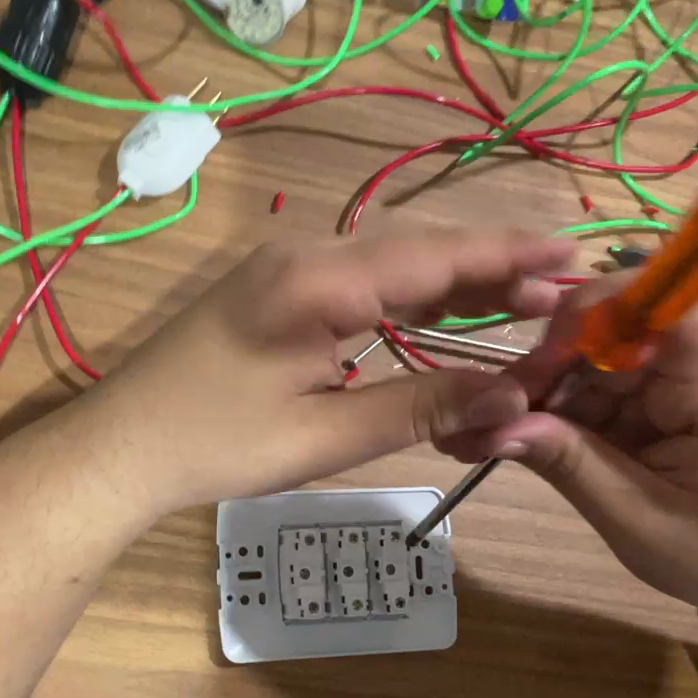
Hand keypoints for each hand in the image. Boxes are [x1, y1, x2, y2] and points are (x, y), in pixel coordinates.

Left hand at [69, 231, 575, 514]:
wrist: (124, 445)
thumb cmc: (216, 445)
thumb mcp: (325, 436)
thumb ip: (421, 407)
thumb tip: (513, 394)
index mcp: (317, 282)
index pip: (432, 258)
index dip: (508, 256)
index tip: (574, 256)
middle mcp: (304, 254)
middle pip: (416, 251)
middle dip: (491, 267)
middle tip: (563, 289)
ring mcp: (286, 268)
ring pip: (389, 262)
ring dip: (453, 280)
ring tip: (523, 298)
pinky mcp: (276, 289)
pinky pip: (359, 280)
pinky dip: (409, 296)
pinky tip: (446, 311)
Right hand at [437, 275, 697, 630]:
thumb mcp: (637, 521)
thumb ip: (569, 463)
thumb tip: (491, 425)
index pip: (661, 304)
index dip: (589, 317)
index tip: (532, 371)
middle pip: (621, 325)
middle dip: (555, 364)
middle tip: (498, 415)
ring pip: (606, 352)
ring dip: (554, 389)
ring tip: (504, 432)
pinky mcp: (680, 390)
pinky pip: (613, 379)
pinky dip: (573, 406)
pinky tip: (539, 436)